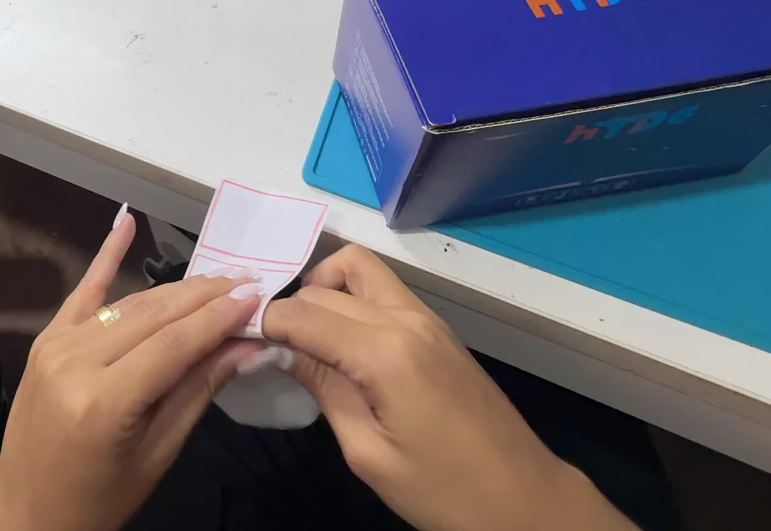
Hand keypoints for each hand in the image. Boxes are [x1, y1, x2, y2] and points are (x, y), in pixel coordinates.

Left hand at [0, 208, 267, 530]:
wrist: (24, 517)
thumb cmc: (98, 501)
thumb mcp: (156, 455)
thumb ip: (199, 391)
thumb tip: (248, 345)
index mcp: (105, 401)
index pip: (175, 343)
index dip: (219, 316)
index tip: (257, 294)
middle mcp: (77, 361)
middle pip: (155, 315)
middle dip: (205, 295)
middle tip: (246, 280)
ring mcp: (57, 344)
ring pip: (130, 304)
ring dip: (175, 289)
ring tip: (217, 277)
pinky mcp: (47, 338)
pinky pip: (84, 291)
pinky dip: (106, 256)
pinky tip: (126, 223)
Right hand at [262, 245, 635, 530]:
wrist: (527, 502)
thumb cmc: (444, 492)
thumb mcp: (369, 453)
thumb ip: (323, 389)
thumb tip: (281, 349)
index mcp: (385, 352)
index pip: (304, 313)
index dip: (267, 322)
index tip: (243, 339)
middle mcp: (403, 317)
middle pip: (325, 286)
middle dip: (291, 307)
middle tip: (270, 344)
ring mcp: (424, 316)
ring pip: (357, 267)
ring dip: (323, 288)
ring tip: (307, 332)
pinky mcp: (435, 325)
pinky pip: (381, 286)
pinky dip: (349, 294)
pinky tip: (340, 338)